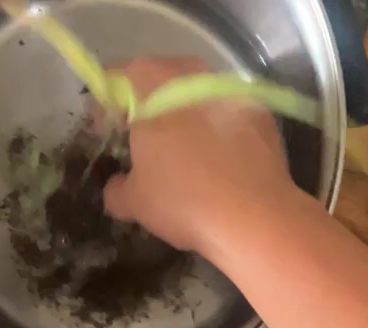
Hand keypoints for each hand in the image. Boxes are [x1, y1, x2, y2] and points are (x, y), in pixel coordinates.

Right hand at [102, 56, 312, 258]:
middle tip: (148, 152)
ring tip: (187, 161)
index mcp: (149, 80)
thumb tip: (116, 189)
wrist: (255, 216)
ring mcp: (230, 89)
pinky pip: (228, 118)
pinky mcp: (260, 112)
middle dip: (149, 114)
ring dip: (187, 123)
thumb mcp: (136, 202)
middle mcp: (190, 71)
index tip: (112, 141)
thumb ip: (117, 189)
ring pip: (196, 100)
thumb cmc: (183, 200)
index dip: (106, 114)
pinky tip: (220, 168)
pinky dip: (219, 135)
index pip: (114, 83)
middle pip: (158, 84)